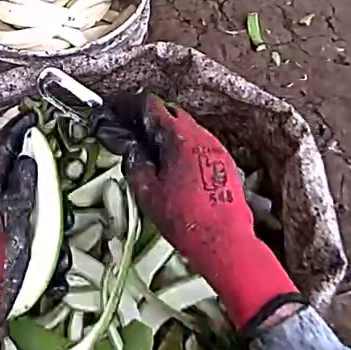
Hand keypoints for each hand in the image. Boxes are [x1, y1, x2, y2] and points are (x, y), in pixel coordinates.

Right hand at [111, 93, 302, 333]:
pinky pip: (202, 145)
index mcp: (181, 139)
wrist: (225, 244)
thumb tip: (132, 150)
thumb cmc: (187, 220)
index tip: (124, 107)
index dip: (134, 105)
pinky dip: (186, 146)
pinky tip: (176, 163)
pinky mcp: (227, 166)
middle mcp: (203, 140)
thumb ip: (136, 163)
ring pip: (191, 129)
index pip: (154, 107)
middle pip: (175, 114)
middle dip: (155, 117)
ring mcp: (218, 152)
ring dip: (172, 132)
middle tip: (138, 126)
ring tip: (156, 147)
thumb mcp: (147, 191)